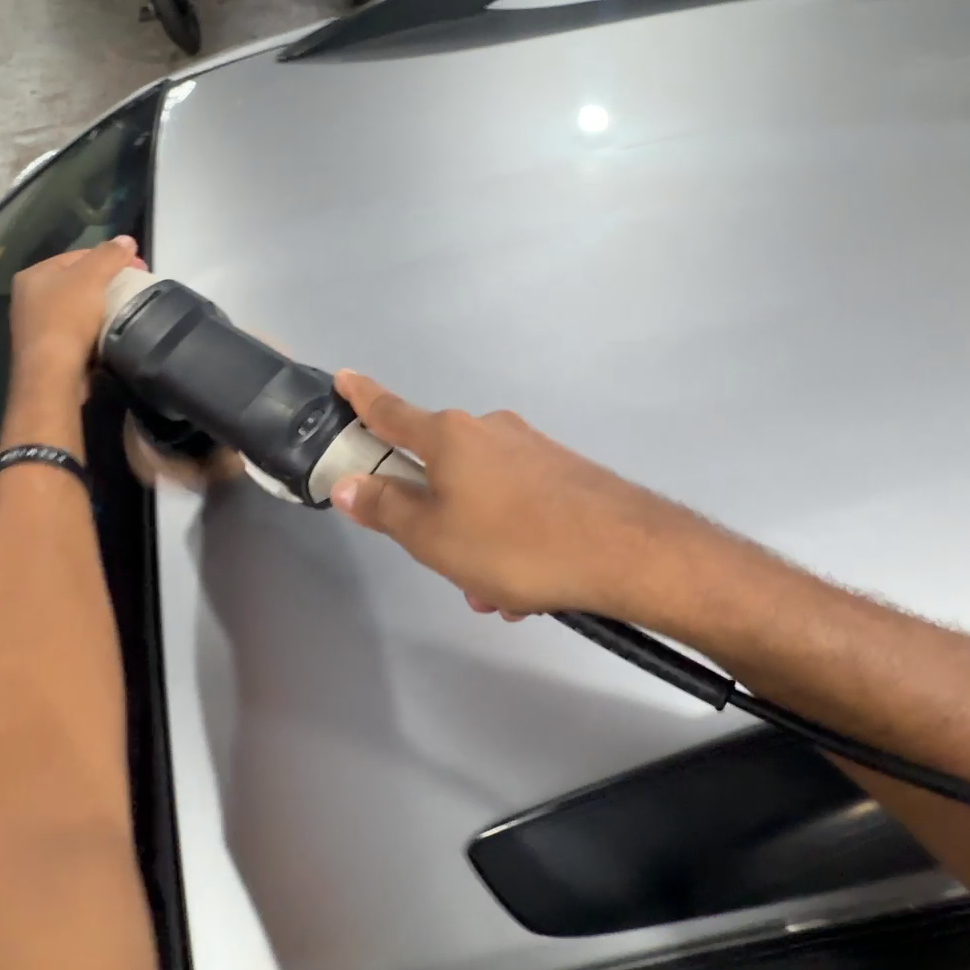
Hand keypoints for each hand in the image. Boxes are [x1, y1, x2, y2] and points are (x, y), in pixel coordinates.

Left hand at [9, 235, 145, 391]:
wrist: (53, 373)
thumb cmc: (67, 318)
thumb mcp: (91, 277)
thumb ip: (109, 255)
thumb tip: (126, 240)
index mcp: (34, 275)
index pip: (78, 256)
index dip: (111, 258)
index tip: (139, 269)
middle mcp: (29, 298)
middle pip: (77, 282)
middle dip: (107, 284)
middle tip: (135, 290)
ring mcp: (36, 327)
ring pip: (78, 309)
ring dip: (102, 309)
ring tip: (127, 312)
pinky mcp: (48, 352)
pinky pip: (77, 333)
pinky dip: (95, 331)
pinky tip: (110, 335)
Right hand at [329, 370, 715, 621]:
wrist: (626, 551)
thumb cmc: (513, 543)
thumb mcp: (433, 537)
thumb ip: (385, 508)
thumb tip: (347, 484)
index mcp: (448, 437)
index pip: (390, 412)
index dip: (362, 398)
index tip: (343, 377)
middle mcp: (488, 430)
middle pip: (438, 465)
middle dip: (432, 514)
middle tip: (445, 564)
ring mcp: (530, 448)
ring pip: (480, 494)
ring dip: (474, 539)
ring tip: (495, 591)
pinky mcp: (562, 471)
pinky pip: (516, 503)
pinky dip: (508, 538)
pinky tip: (526, 584)